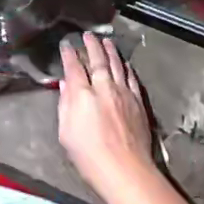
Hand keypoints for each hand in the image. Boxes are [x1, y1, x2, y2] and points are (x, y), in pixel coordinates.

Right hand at [57, 32, 154, 195]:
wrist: (124, 168)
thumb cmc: (89, 156)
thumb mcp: (66, 133)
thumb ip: (65, 105)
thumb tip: (66, 85)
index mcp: (82, 95)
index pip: (74, 67)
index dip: (69, 54)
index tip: (66, 45)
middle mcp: (104, 88)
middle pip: (97, 61)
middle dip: (91, 46)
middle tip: (88, 35)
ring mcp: (123, 93)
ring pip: (117, 65)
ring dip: (110, 51)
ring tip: (106, 41)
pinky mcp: (137, 102)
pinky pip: (131, 78)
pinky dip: (126, 68)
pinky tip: (125, 63)